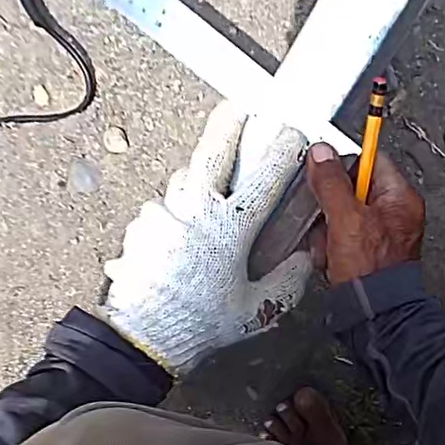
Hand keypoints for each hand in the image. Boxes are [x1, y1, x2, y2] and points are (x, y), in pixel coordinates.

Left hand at [99, 102, 311, 374]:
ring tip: (208, 187)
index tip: (292, 134)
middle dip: (230, 121)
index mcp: (230, 227)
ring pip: (183, 178)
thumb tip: (303, 260)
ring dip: (198, 176)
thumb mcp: (255, 309)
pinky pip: (161, 206)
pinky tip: (180, 230)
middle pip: (214, 149)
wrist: (145, 338)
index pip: (266, 174)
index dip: (284, 149)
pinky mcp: (140, 227)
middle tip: (239, 107)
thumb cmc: (198, 325)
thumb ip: (287, 280)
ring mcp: (162, 215)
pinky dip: (173, 210)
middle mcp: (194, 211)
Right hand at [306, 142, 423, 284]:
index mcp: (400, 198)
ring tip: (329, 246)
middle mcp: (393, 214)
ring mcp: (379, 235)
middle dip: (330, 207)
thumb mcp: (346, 219)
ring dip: (326, 230)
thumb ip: (332, 184)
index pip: (370, 161)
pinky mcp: (365, 253)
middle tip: (327, 220)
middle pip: (351, 191)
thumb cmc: (371, 270)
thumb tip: (321, 154)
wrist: (373, 312)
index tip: (323, 172)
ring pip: (341, 217)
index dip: (343, 166)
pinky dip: (330, 247)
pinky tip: (330, 258)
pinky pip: (340, 238)